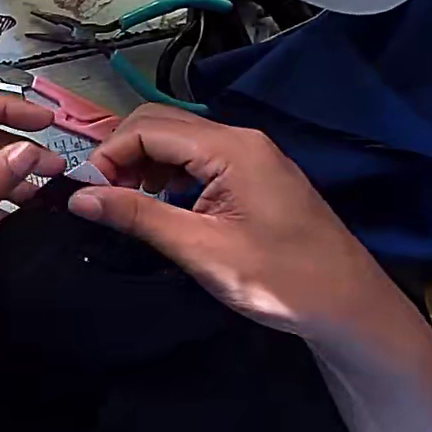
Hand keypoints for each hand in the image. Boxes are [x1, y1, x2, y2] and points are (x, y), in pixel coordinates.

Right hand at [67, 105, 406, 345]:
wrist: (352, 307)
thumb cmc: (279, 279)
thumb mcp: (200, 248)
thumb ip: (137, 215)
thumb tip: (79, 198)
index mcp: (229, 148)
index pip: (148, 129)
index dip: (110, 155)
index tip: (88, 193)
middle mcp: (238, 138)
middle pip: (160, 123)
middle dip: (123, 153)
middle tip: (104, 196)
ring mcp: (248, 153)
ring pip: (177, 138)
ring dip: (143, 161)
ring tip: (127, 200)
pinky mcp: (251, 172)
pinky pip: (196, 157)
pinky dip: (167, 172)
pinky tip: (160, 201)